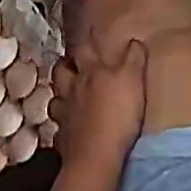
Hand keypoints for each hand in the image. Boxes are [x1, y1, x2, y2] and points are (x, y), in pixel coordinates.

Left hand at [51, 38, 146, 166]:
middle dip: (66, 63)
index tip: (89, 33)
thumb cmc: (118, 113)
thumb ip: (134, 58)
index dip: (87, 41)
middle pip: (61, 70)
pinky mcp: (62, 138)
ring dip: (60, 93)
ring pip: (55, 97)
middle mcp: (73, 88)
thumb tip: (134, 40)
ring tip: (68, 93)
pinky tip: (69, 125)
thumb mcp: (134, 79)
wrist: (96, 157)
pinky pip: (58, 126)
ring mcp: (64, 114)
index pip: (84, 48)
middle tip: (73, 63)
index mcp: (91, 71)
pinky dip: (62, 123)